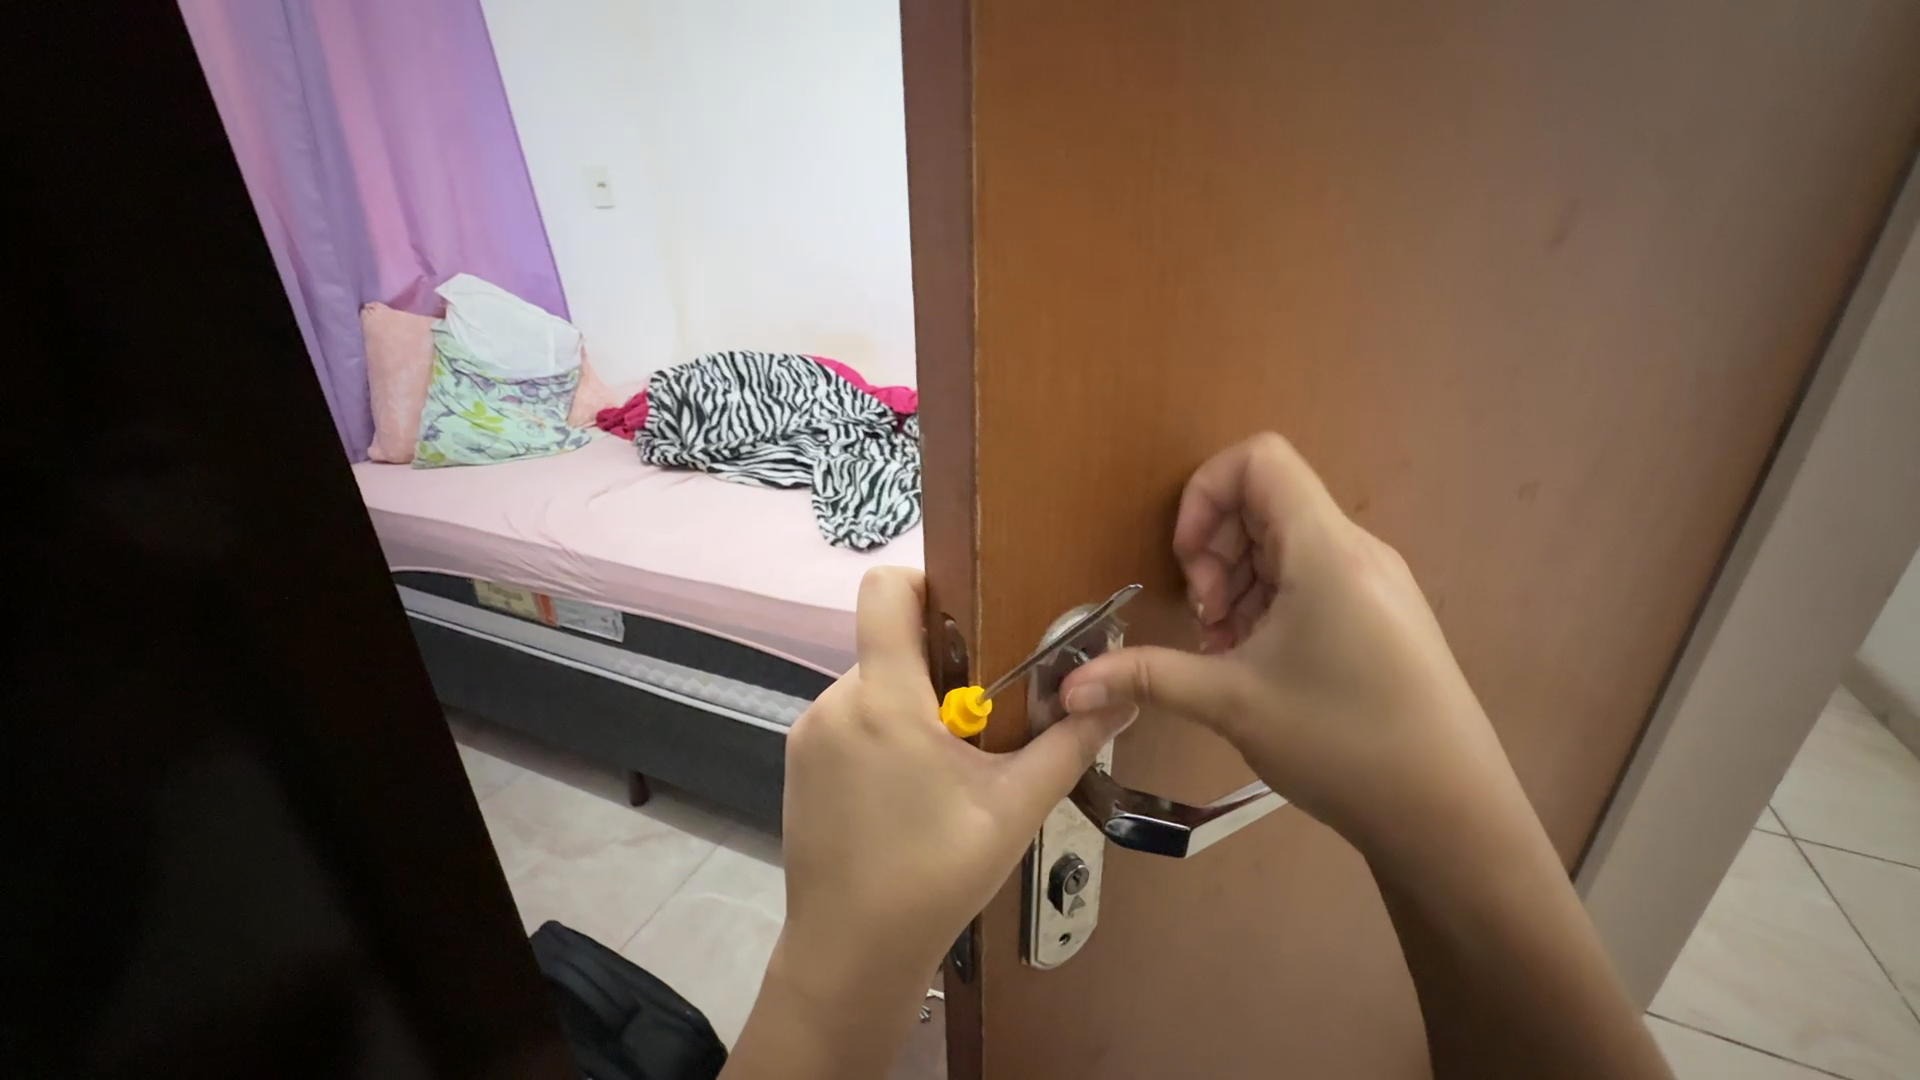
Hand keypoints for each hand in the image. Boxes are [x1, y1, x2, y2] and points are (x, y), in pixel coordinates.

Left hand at [729, 567, 1134, 1077]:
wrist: (848, 957)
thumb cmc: (934, 877)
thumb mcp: (1015, 807)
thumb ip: (1071, 742)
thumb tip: (1121, 696)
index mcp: (884, 698)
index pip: (885, 590)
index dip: (927, 583)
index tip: (968, 615)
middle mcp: (835, 701)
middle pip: (889, 642)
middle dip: (938, 664)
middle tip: (978, 717)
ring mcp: (809, 733)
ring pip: (871, 683)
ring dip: (911, 704)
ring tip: (945, 764)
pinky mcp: (799, 762)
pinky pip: (848, 718)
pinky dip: (881, 731)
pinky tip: (906, 789)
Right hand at [1058, 433, 1529, 876]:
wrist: (1453, 818)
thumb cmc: (1343, 744)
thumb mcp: (1232, 703)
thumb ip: (1145, 676)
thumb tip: (1068, 687)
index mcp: (1324, 550)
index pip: (1258, 459)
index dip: (1203, 494)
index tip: (1187, 563)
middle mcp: (1353, 550)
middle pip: (1263, 501)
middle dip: (1213, 550)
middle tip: (1206, 617)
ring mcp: (1372, 581)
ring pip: (1281, 542)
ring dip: (1236, 582)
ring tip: (1225, 648)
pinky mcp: (1379, 611)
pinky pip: (1307, 576)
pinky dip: (1266, 602)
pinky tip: (1256, 660)